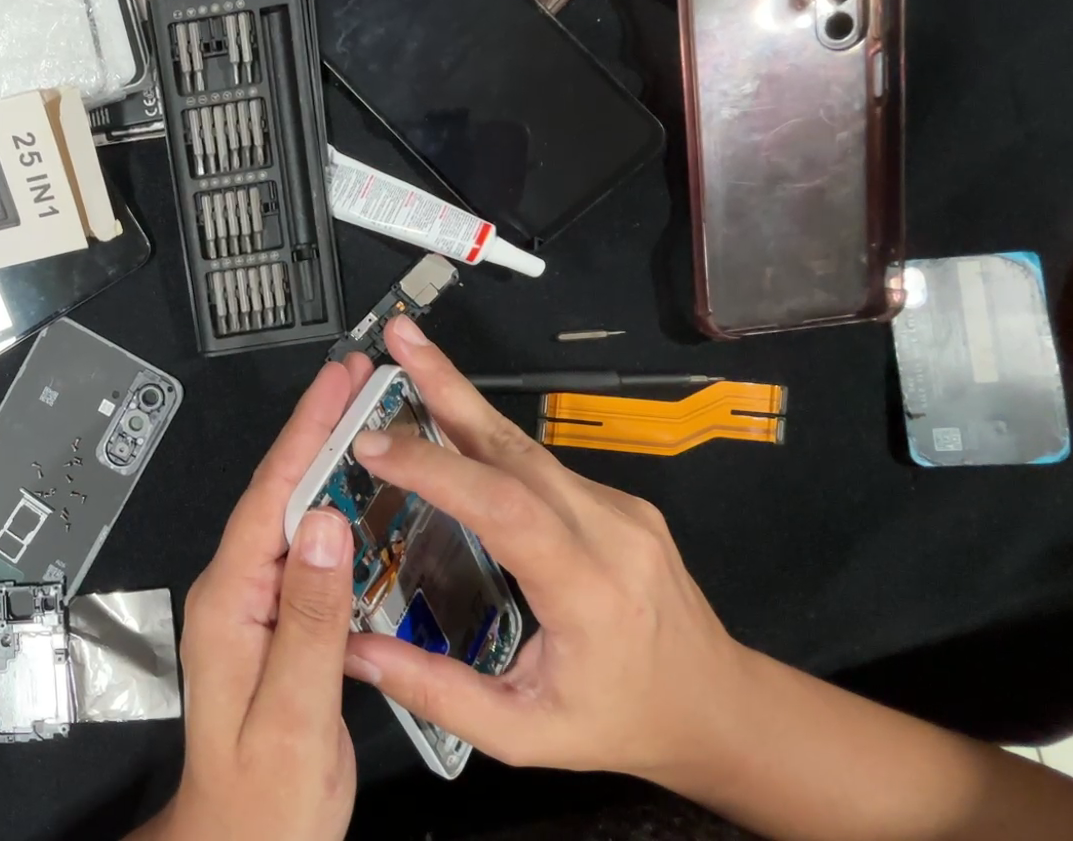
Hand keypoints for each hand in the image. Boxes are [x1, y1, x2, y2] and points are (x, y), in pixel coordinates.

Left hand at [135, 356, 373, 840]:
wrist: (241, 840)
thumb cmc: (262, 796)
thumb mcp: (292, 714)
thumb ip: (307, 618)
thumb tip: (321, 523)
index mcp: (229, 602)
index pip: (267, 498)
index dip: (303, 436)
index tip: (334, 386)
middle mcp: (233, 589)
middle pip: (274, 493)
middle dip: (312, 430)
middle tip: (351, 379)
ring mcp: (252, 601)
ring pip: (288, 513)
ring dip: (321, 461)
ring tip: (357, 416)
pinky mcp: (274, 617)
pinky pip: (302, 547)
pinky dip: (328, 506)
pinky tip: (353, 493)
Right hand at [341, 316, 752, 784]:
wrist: (720, 704)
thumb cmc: (622, 721)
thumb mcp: (525, 734)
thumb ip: (437, 692)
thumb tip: (351, 648)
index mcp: (589, 591)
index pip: (506, 510)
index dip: (438, 470)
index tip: (375, 445)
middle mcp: (610, 532)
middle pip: (514, 446)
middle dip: (447, 386)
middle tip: (398, 339)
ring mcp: (617, 507)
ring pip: (521, 443)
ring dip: (458, 395)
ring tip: (409, 352)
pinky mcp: (612, 499)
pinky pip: (533, 461)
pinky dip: (479, 432)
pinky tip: (442, 418)